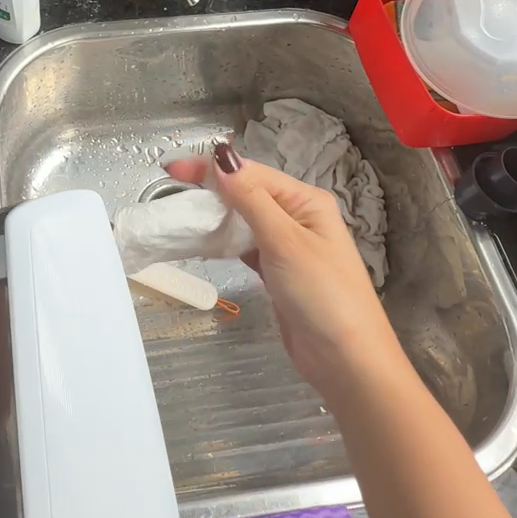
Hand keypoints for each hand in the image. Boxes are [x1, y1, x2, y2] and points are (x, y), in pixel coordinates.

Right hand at [166, 143, 402, 398]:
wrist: (346, 361)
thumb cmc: (321, 295)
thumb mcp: (284, 241)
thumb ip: (250, 198)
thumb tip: (221, 155)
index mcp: (306, 200)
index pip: (251, 173)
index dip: (211, 168)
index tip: (171, 169)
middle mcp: (297, 216)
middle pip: (247, 192)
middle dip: (210, 188)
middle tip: (170, 190)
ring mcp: (288, 245)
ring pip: (243, 219)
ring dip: (215, 215)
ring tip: (181, 214)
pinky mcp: (277, 270)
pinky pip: (245, 245)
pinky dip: (224, 241)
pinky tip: (204, 243)